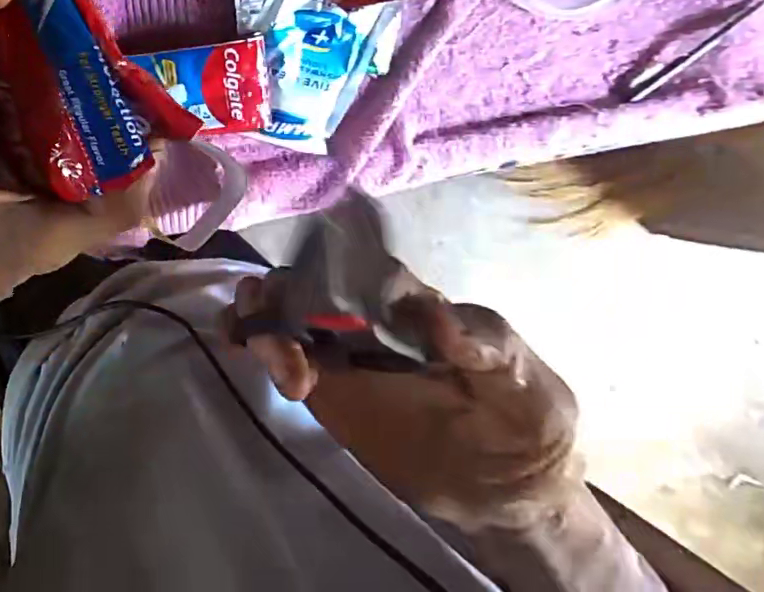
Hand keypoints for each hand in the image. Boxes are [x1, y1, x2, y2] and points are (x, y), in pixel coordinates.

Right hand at [232, 273, 580, 531]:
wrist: (507, 493)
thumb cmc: (527, 423)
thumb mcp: (528, 385)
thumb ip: (489, 346)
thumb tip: (437, 317)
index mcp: (412, 301)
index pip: (365, 269)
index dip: (339, 278)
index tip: (334, 317)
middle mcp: (365, 312)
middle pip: (306, 280)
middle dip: (281, 298)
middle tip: (292, 355)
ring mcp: (336, 345)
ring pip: (279, 307)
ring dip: (262, 322)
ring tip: (286, 373)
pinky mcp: (319, 382)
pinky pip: (272, 347)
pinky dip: (247, 338)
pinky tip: (235, 348)